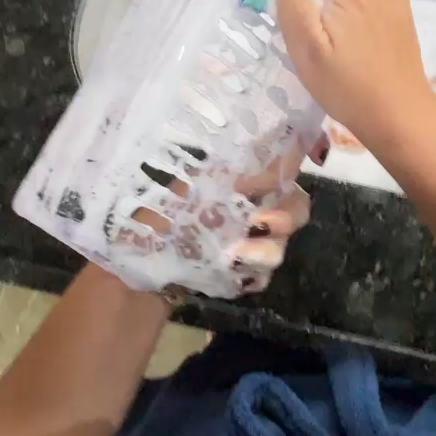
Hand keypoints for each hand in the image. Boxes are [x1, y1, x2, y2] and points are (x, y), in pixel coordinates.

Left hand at [129, 135, 319, 294]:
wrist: (139, 260)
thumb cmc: (159, 213)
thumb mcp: (186, 185)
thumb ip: (222, 177)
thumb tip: (249, 178)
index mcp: (245, 178)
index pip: (284, 161)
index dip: (294, 158)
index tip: (286, 165)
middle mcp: (258, 207)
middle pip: (297, 206)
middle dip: (285, 216)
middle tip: (257, 223)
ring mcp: (255, 243)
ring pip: (280, 246)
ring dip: (262, 250)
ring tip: (232, 256)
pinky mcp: (246, 273)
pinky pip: (263, 276)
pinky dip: (250, 274)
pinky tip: (231, 272)